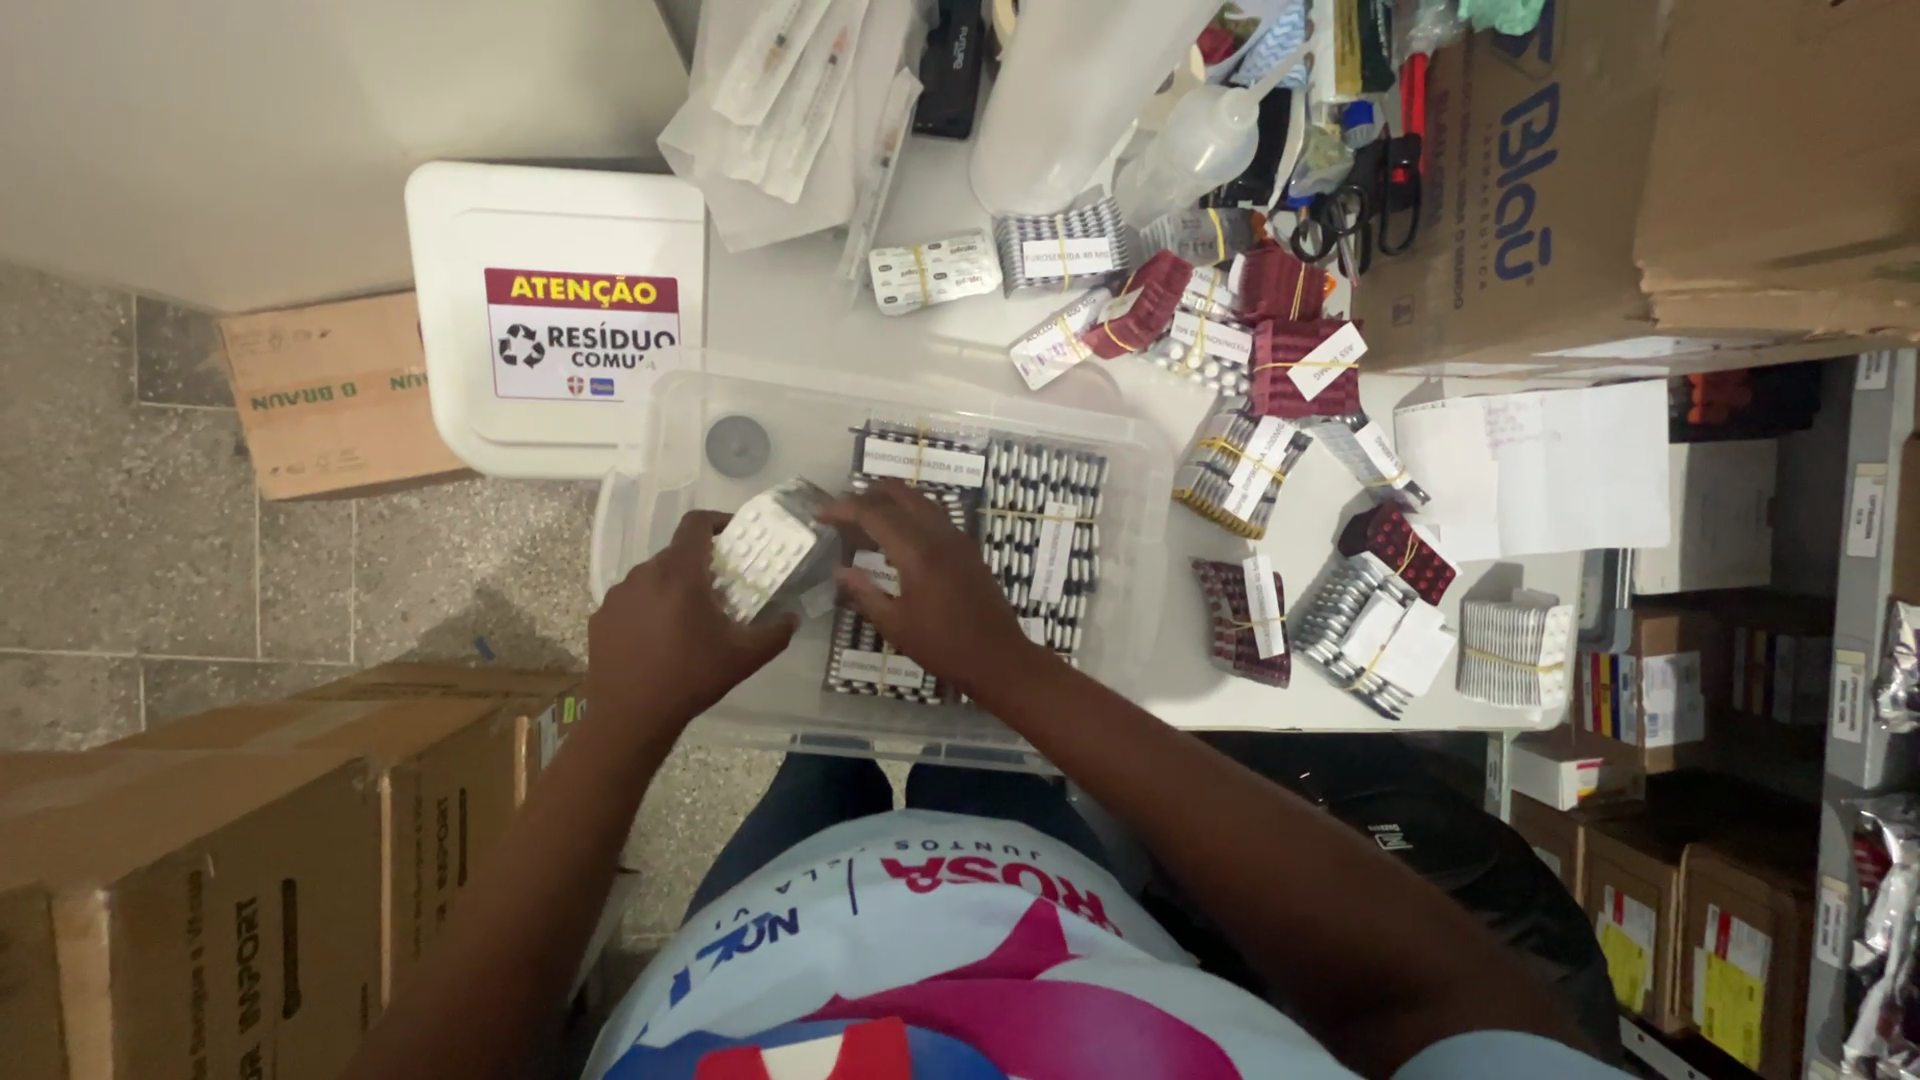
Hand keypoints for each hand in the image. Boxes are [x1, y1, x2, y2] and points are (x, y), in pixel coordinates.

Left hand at [588, 510, 797, 738]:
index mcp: (680, 574)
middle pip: (676, 553)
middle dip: (699, 565)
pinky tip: (657, 640)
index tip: (734, 536)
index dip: (718, 521)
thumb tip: (793, 618)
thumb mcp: (746, 657)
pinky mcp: (600, 618)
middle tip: (719, 592)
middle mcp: (644, 574)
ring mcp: (617, 596)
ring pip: (652, 577)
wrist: (631, 717)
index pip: (696, 524)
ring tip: (687, 621)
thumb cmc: (692, 678)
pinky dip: (648, 609)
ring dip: (672, 588)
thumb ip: (776, 632)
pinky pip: (631, 601)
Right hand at [819, 480, 1041, 693]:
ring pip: (921, 501)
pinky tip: (899, 534)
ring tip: (866, 517)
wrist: (999, 657)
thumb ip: (864, 593)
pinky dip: (912, 513)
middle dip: (867, 495)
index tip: (821, 514)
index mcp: (917, 552)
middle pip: (900, 495)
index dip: (844, 508)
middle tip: (843, 511)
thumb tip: (839, 570)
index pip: (874, 513)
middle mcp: (939, 535)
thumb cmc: (943, 646)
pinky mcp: (969, 548)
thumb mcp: (895, 625)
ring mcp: (958, 539)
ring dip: (892, 500)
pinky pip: (936, 515)